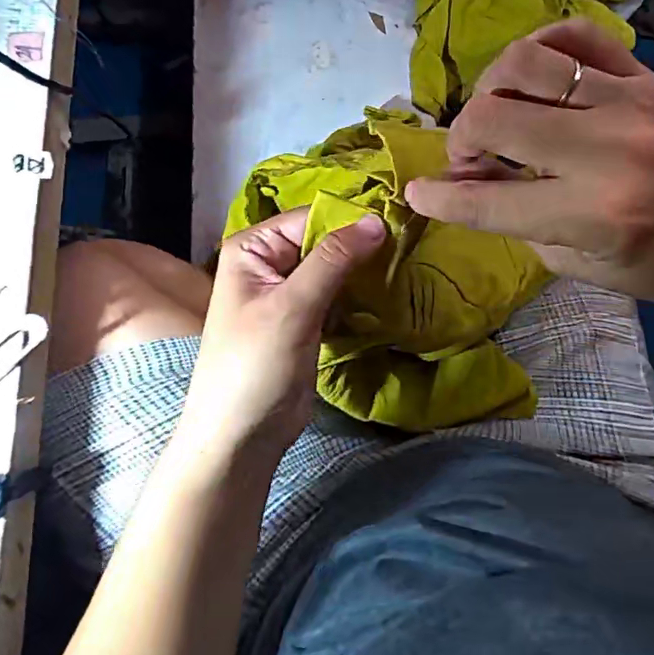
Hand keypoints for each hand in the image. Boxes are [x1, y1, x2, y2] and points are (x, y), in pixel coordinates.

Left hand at [177, 208, 386, 456]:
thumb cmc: (255, 364)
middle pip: (323, 240)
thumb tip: (377, 221)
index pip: (308, 218)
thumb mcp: (292, 307)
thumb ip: (332, 261)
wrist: (241, 436)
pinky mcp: (306, 319)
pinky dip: (360, 294)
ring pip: (334, 268)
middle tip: (412, 243)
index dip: (350, 219)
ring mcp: (288, 292)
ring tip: (410, 263)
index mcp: (253, 247)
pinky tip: (393, 291)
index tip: (399, 220)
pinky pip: (337, 295)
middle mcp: (268, 262)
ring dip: (365, 270)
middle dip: (361, 245)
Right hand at [404, 20, 653, 313]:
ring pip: (522, 63)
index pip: (487, 200)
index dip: (440, 198)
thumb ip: (514, 220)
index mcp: (594, 213)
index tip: (418, 192)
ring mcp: (630, 103)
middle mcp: (608, 150)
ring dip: (490, 89)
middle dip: (461, 140)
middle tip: (473, 159)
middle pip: (491, 117)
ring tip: (499, 113)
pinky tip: (534, 77)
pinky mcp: (647, 78)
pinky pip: (575, 34)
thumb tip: (460, 185)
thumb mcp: (578, 264)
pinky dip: (539, 47)